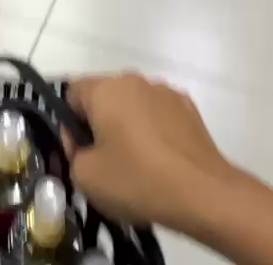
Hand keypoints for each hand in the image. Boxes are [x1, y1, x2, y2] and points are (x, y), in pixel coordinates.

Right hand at [65, 73, 238, 230]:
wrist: (202, 192)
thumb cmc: (137, 179)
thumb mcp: (86, 178)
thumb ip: (74, 155)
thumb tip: (86, 147)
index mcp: (105, 89)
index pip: (73, 93)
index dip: (70, 125)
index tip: (80, 155)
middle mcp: (134, 80)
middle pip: (105, 98)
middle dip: (100, 126)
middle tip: (105, 165)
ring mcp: (165, 91)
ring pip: (133, 106)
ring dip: (129, 128)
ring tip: (138, 167)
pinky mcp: (188, 107)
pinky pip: (159, 115)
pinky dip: (155, 133)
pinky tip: (162, 163)